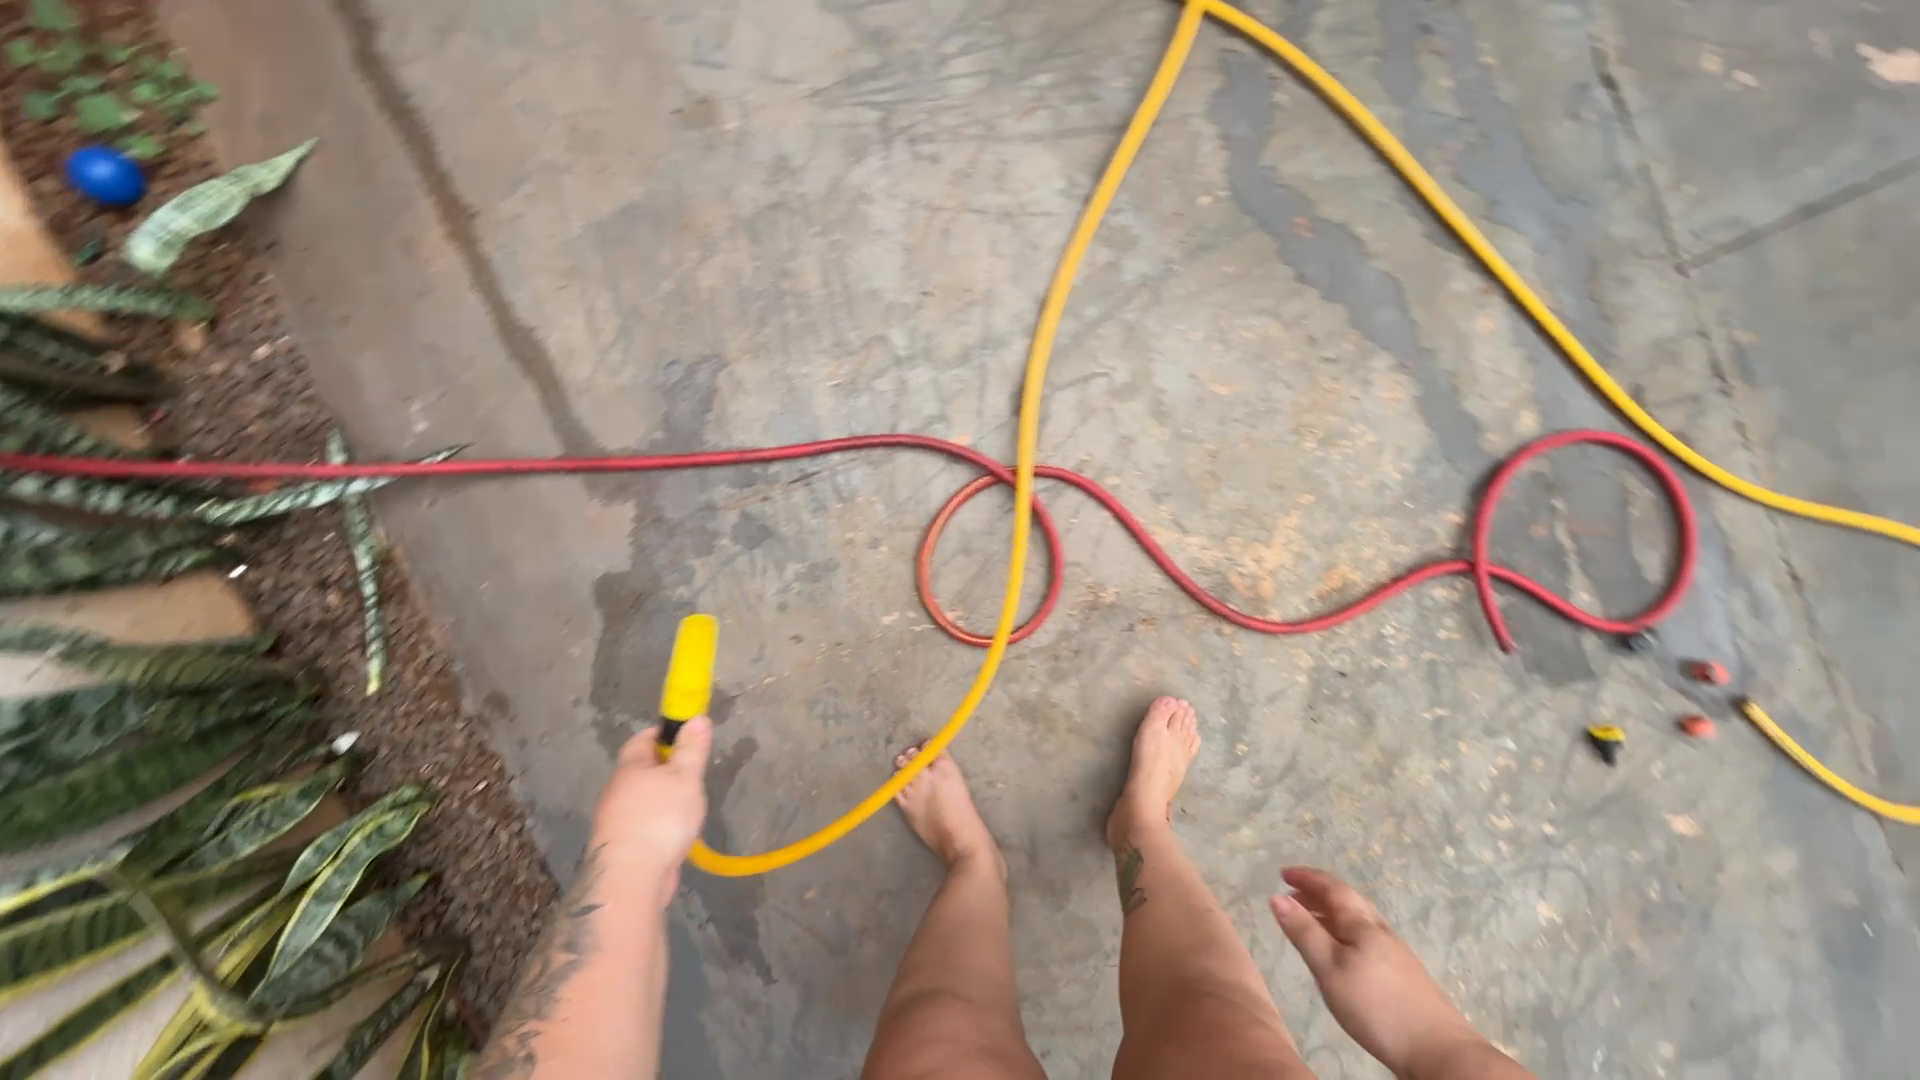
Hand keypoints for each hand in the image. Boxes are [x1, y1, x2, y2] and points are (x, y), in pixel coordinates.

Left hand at [590, 716, 712, 885]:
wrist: (631, 877)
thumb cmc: (660, 818)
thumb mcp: (685, 777)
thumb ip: (692, 748)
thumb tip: (696, 718)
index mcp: (630, 768)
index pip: (641, 739)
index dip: (663, 733)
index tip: (685, 736)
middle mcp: (617, 791)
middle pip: (641, 769)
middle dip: (665, 768)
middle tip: (693, 772)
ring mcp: (616, 820)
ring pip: (641, 798)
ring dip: (661, 798)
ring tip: (689, 805)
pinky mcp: (621, 846)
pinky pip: (642, 823)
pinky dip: (658, 822)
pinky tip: (675, 833)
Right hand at [1270, 867, 1511, 1078]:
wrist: (1438, 1051)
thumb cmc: (1377, 1006)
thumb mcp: (1329, 968)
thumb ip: (1304, 932)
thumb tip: (1277, 897)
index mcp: (1362, 925)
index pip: (1332, 888)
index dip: (1307, 878)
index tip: (1282, 873)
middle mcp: (1381, 931)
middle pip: (1348, 901)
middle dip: (1318, 893)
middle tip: (1292, 896)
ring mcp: (1396, 953)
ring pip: (1359, 921)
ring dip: (1331, 914)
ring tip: (1311, 922)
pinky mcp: (1404, 975)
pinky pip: (1367, 939)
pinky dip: (1345, 934)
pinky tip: (1343, 955)